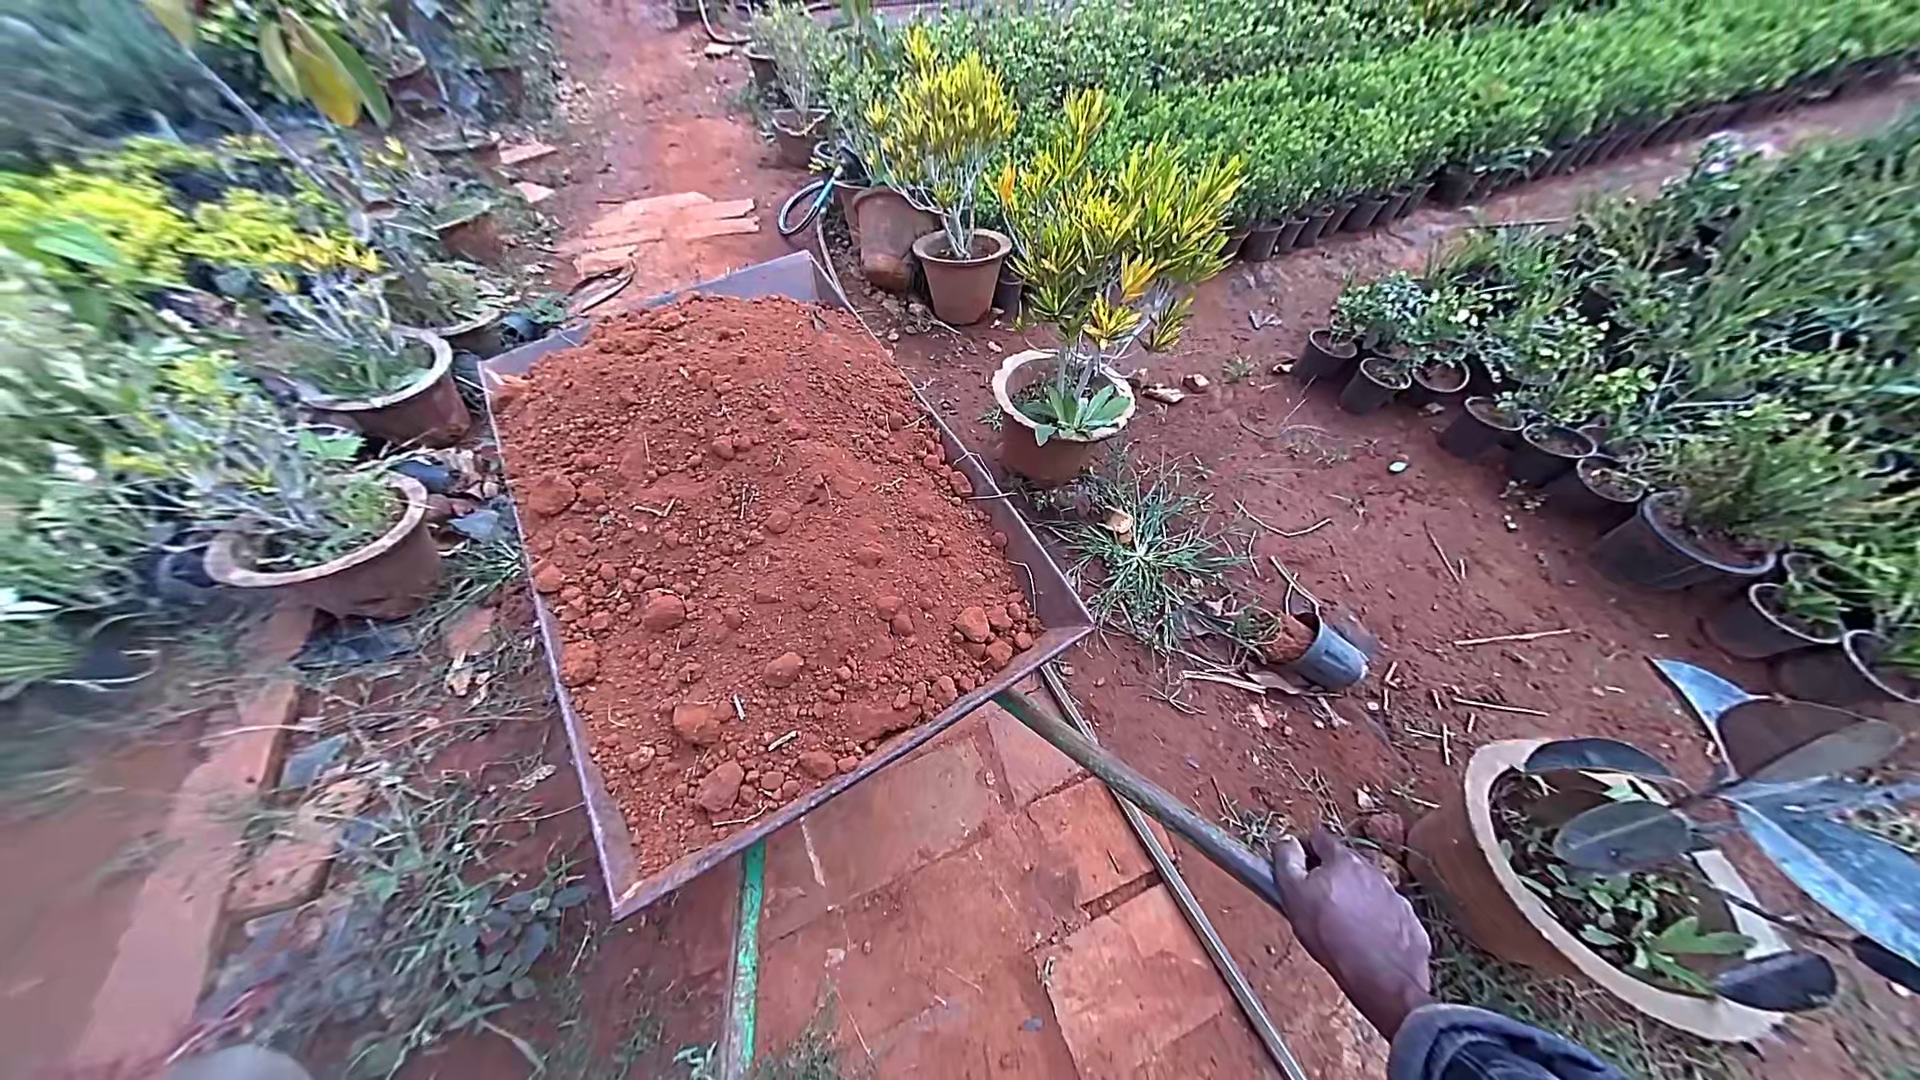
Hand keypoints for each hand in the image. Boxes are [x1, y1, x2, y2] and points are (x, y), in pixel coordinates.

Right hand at [1273, 826, 1433, 1038]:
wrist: (1382, 982)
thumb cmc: (1331, 935)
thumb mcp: (1293, 892)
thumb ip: (1286, 859)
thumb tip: (1288, 841)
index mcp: (1344, 859)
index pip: (1319, 838)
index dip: (1304, 850)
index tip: (1297, 868)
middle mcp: (1374, 872)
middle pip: (1345, 864)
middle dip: (1331, 875)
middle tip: (1316, 899)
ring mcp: (1397, 899)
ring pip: (1368, 889)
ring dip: (1355, 897)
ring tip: (1342, 924)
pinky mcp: (1413, 926)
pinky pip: (1389, 914)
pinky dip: (1377, 921)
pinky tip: (1367, 939)